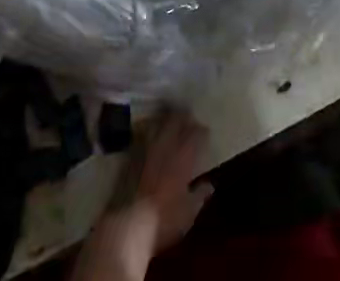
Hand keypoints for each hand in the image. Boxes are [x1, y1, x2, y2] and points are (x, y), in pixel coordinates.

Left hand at [71, 113, 211, 280]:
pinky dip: (150, 128)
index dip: (201, 131)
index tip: (205, 131)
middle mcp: (165, 147)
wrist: (129, 222)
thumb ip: (200, 195)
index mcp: (183, 158)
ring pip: (158, 122)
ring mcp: (146, 148)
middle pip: (175, 120)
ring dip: (166, 118)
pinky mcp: (132, 153)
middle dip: (184, 116)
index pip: (195, 135)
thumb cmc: (164, 220)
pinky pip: (143, 133)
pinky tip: (152, 131)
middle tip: (189, 117)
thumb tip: (210, 185)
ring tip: (171, 119)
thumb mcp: (189, 212)